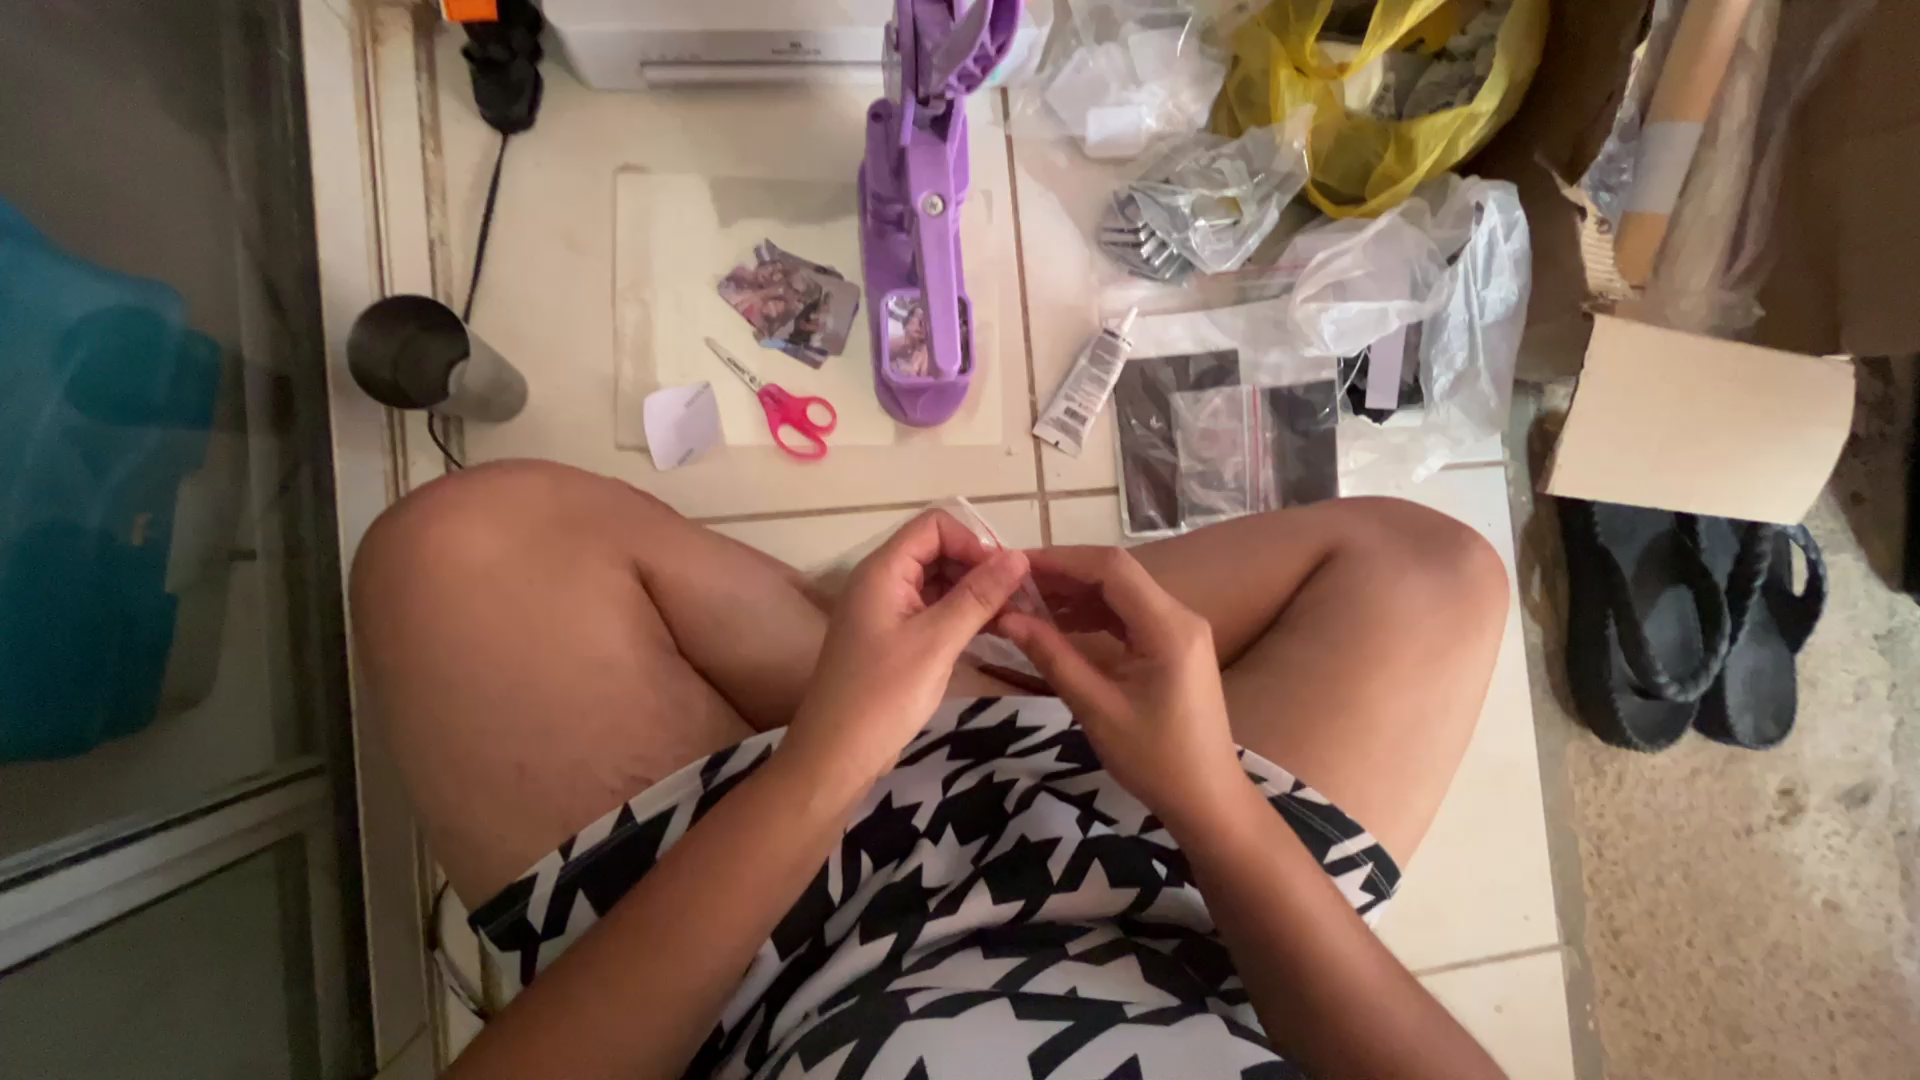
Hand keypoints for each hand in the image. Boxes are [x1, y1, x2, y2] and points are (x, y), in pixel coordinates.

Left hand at [782, 510, 1032, 787]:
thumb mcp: (936, 642)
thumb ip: (977, 596)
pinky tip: (991, 632)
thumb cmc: (882, 696)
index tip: (1005, 575)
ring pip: (937, 581)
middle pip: (937, 550)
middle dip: (978, 566)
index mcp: (883, 571)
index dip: (973, 541)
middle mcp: (881, 581)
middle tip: (1017, 599)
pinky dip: (960, 615)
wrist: (835, 757)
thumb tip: (1019, 557)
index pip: (933, 525)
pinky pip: (931, 609)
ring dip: (973, 592)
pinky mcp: (892, 638)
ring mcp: (885, 610)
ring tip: (1012, 617)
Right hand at [999, 546, 1249, 834]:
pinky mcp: (1171, 644)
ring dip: (1074, 593)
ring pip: (1119, 592)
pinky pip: (1126, 615)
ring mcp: (1178, 629)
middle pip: (1115, 574)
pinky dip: (1090, 614)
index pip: (1111, 569)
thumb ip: (1052, 656)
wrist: (1207, 799)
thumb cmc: (1155, 760)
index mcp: (1168, 628)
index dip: (1061, 559)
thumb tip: (1006, 618)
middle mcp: (1179, 616)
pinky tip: (1056, 623)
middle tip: (1012, 583)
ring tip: (1026, 602)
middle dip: (1063, 574)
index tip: (1015, 565)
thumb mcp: (1097, 709)